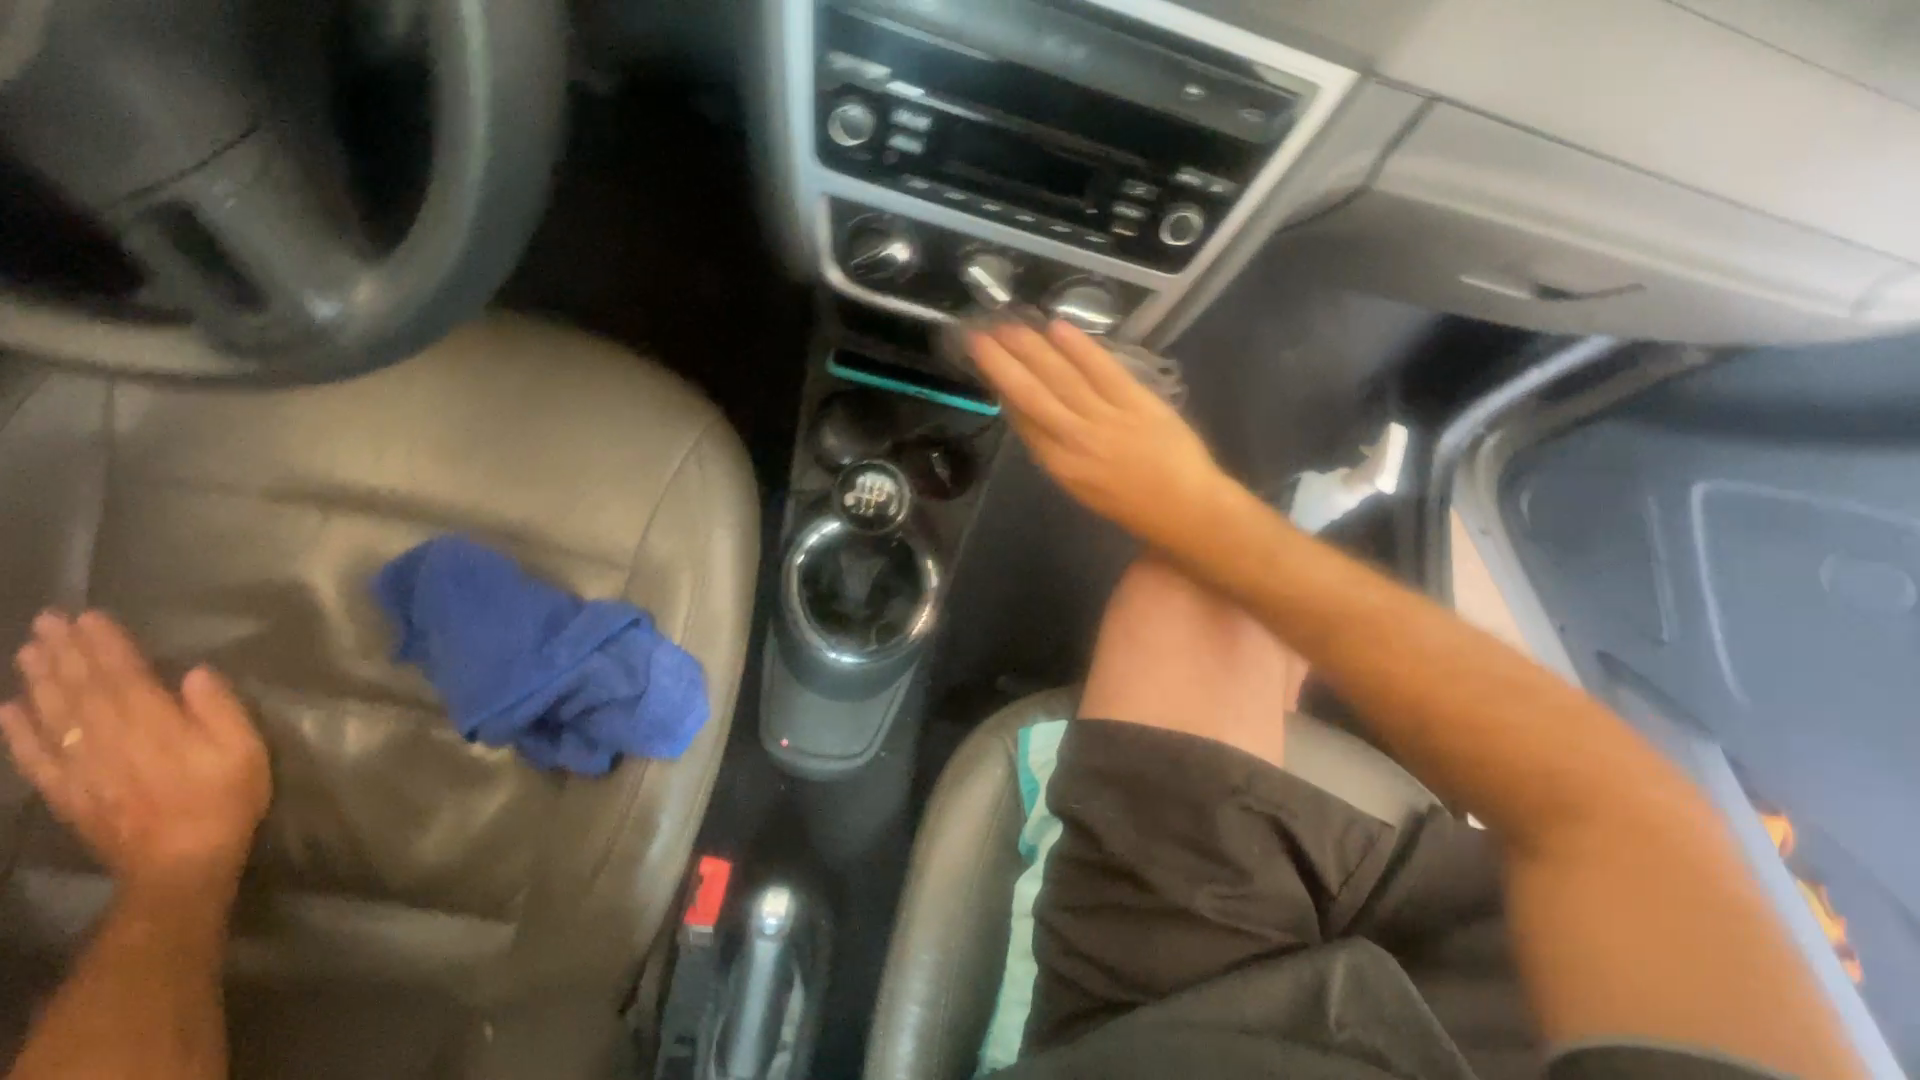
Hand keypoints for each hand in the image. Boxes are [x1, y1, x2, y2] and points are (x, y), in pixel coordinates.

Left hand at [1, 611, 270, 897]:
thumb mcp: (244, 750)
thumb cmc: (225, 800)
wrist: (181, 865)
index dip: (105, 644)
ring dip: (39, 681)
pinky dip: (18, 733)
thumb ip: (218, 710)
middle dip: (64, 653)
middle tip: (46, 621)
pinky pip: (35, 758)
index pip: (123, 674)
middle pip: (81, 689)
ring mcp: (82, 767)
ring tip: (29, 651)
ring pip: (53, 715)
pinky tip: (9, 711)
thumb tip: (194, 673)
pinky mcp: (68, 792)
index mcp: (154, 724)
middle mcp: (109, 738)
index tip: (89, 616)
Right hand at [969, 320, 1232, 550]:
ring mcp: (1107, 420)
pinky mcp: (1138, 403)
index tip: (984, 361)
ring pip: (1061, 378)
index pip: (1022, 420)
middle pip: (1031, 394)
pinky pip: (1103, 371)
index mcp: (1059, 466)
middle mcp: (1076, 441)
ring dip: (1031, 348)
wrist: (1186, 509)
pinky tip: (1058, 328)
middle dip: (1001, 362)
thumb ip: (1056, 450)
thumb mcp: (1082, 486)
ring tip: (1007, 325)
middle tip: (978, 334)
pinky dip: (1080, 348)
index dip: (1000, 387)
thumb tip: (1030, 413)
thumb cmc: (1133, 504)